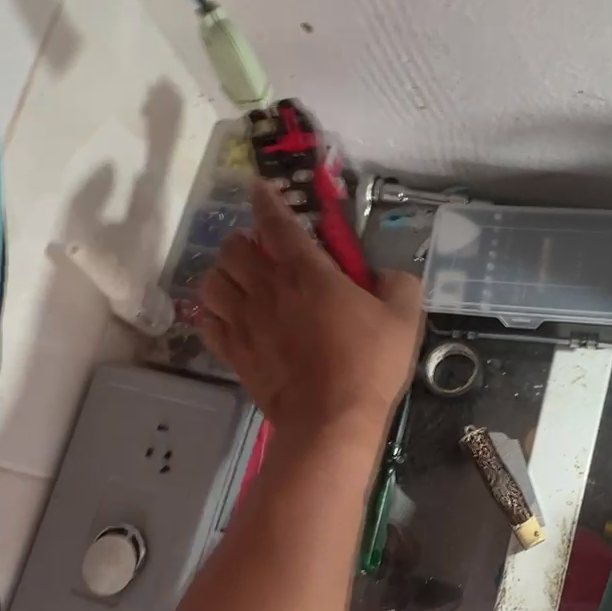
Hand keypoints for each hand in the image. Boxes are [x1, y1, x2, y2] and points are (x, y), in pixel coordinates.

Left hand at [197, 180, 423, 441]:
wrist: (331, 422)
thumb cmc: (369, 367)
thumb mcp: (404, 320)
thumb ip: (398, 285)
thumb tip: (386, 275)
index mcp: (307, 272)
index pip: (276, 221)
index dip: (265, 199)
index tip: (258, 188)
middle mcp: (267, 289)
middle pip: (232, 248)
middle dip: (244, 242)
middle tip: (262, 254)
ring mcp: (245, 322)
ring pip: (211, 281)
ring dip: (223, 276)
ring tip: (241, 285)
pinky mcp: (234, 354)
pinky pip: (207, 322)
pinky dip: (213, 314)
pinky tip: (228, 318)